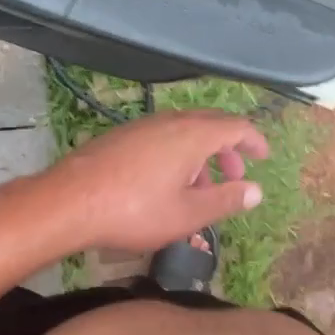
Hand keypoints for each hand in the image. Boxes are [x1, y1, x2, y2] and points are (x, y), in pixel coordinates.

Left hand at [41, 110, 268, 251]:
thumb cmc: (135, 210)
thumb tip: (256, 190)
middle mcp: (172, 120)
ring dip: (202, 153)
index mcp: (194, 134)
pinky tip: (167, 182)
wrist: (70, 201)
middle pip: (212, 123)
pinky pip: (163, 135)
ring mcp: (145, 124)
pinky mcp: (123, 134)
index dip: (254, 140)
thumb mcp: (188, 214)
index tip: (263, 156)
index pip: (237, 126)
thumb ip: (226, 200)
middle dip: (229, 148)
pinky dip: (178, 152)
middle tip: (235, 175)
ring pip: (186, 130)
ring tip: (201, 187)